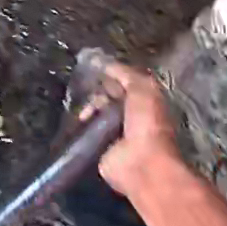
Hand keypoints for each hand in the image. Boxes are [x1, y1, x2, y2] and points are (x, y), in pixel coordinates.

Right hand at [95, 61, 182, 194]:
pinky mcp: (102, 147)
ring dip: (90, 106)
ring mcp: (116, 131)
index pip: (123, 80)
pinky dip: (83, 124)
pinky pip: (89, 129)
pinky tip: (79, 119)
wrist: (141, 163)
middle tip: (83, 85)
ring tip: (84, 108)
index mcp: (144, 99)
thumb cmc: (147, 122)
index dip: (109, 72)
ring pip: (98, 110)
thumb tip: (102, 62)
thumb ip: (123, 73)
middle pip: (108, 94)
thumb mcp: (142, 87)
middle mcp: (130, 113)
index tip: (90, 64)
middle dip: (97, 89)